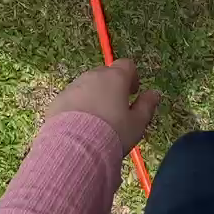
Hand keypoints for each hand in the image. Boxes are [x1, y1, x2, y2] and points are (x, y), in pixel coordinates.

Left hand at [46, 59, 161, 150]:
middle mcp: (93, 76)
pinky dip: (78, 106)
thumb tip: (154, 93)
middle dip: (111, 87)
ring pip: (87, 86)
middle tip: (115, 110)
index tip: (132, 93)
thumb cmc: (113, 133)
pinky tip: (80, 127)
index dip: (132, 77)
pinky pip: (72, 98)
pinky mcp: (58, 99)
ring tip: (97, 121)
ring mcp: (74, 86)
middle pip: (105, 74)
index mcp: (115, 78)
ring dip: (94, 96)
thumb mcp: (137, 124)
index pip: (127, 65)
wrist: (76, 148)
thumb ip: (146, 106)